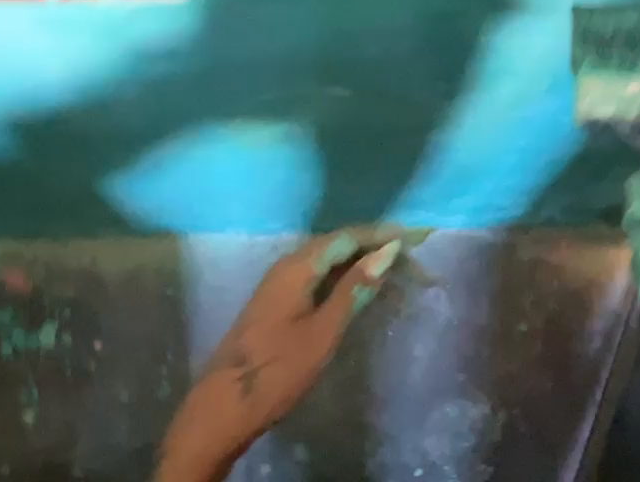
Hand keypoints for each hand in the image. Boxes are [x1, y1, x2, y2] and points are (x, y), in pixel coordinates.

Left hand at [156, 231, 405, 481]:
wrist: (225, 404)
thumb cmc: (279, 368)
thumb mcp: (323, 331)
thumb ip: (354, 289)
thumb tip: (387, 250)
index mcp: (299, 264)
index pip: (348, 236)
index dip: (382, 235)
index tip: (414, 238)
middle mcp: (288, 263)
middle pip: (338, 243)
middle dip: (374, 247)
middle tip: (410, 258)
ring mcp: (281, 281)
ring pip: (328, 259)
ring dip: (360, 262)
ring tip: (394, 272)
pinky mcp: (279, 300)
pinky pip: (318, 275)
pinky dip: (344, 277)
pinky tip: (360, 289)